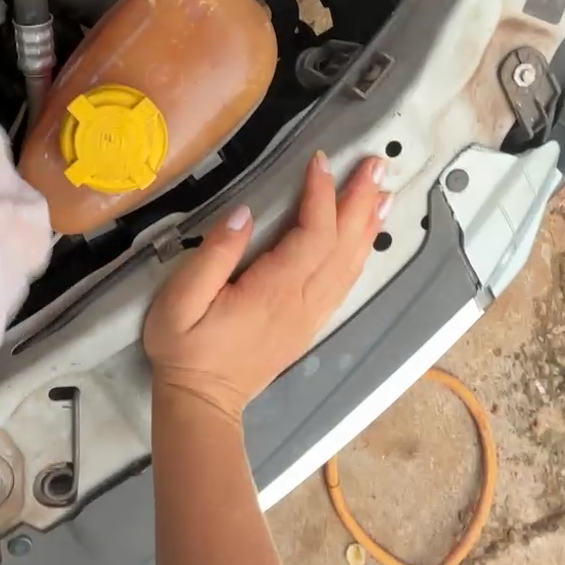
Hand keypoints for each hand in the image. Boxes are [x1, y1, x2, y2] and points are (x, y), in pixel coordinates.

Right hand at [144, 151, 389, 420]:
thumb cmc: (185, 349)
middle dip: (360, 201)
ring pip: (350, 264)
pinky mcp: (309, 323)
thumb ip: (214, 255)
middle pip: (343, 245)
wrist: (202, 403)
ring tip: (384, 191)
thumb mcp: (181, 300)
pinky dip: (359, 252)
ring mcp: (311, 315)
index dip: (320, 195)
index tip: (319, 160)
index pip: (312, 235)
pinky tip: (364, 236)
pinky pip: (344, 281)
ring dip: (368, 224)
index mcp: (274, 291)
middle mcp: (303, 302)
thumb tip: (244, 213)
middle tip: (377, 164)